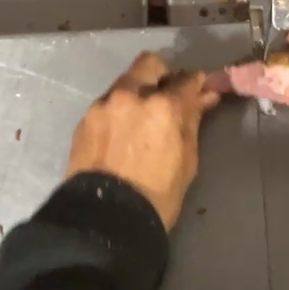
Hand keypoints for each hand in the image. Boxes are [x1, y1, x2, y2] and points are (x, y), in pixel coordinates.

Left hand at [66, 52, 219, 228]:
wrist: (104, 225)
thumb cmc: (157, 198)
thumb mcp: (187, 161)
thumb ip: (192, 122)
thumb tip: (204, 98)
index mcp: (163, 106)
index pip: (187, 80)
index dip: (196, 84)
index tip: (199, 90)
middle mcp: (132, 95)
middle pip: (150, 64)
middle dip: (162, 75)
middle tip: (167, 98)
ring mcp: (104, 105)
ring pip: (126, 83)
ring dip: (137, 93)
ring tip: (140, 121)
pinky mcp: (85, 119)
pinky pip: (107, 104)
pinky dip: (118, 111)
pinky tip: (120, 135)